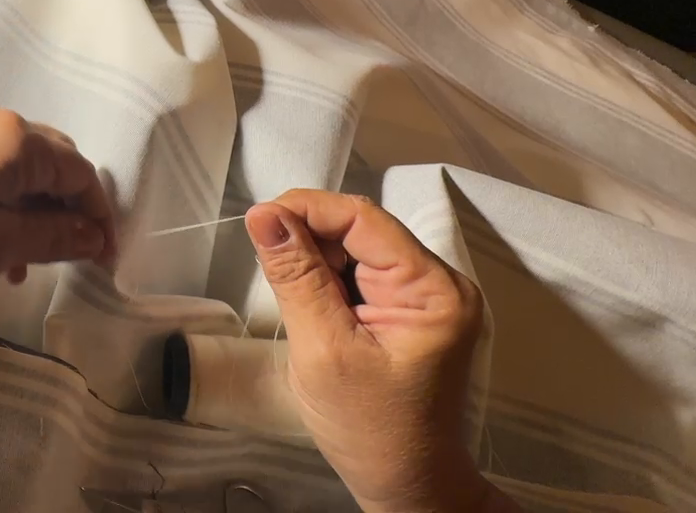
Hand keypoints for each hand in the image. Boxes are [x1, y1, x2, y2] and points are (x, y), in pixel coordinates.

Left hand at [0, 106, 118, 299]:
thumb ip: (56, 237)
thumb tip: (96, 237)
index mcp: (16, 138)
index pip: (80, 172)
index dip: (99, 217)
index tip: (106, 262)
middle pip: (55, 164)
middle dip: (70, 211)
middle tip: (75, 257)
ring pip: (24, 172)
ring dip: (38, 214)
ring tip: (29, 265)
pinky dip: (9, 207)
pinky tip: (0, 249)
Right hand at [246, 191, 506, 512]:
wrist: (407, 487)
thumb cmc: (368, 428)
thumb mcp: (321, 349)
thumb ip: (294, 274)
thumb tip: (262, 214)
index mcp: (432, 289)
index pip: (360, 218)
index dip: (305, 210)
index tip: (257, 226)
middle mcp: (438, 279)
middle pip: (357, 226)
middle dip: (307, 237)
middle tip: (272, 268)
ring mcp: (426, 292)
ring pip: (353, 243)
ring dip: (314, 257)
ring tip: (295, 297)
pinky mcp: (409, 305)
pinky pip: (358, 267)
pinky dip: (325, 274)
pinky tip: (313, 303)